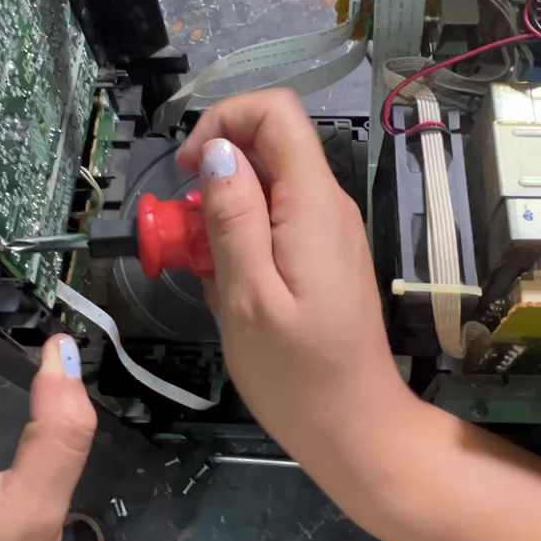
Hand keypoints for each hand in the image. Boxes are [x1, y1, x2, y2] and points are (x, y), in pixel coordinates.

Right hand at [175, 91, 417, 470]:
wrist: (356, 429)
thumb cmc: (298, 374)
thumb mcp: (249, 297)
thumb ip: (234, 219)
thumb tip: (218, 153)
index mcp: (313, 203)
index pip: (276, 112)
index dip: (224, 121)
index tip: (188, 171)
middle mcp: (327, 203)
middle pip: (269, 144)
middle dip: (216, 172)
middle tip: (184, 232)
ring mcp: (328, 228)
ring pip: (268, 183)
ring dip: (223, 210)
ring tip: (202, 264)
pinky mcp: (322, 254)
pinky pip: (276, 219)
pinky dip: (241, 236)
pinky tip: (225, 280)